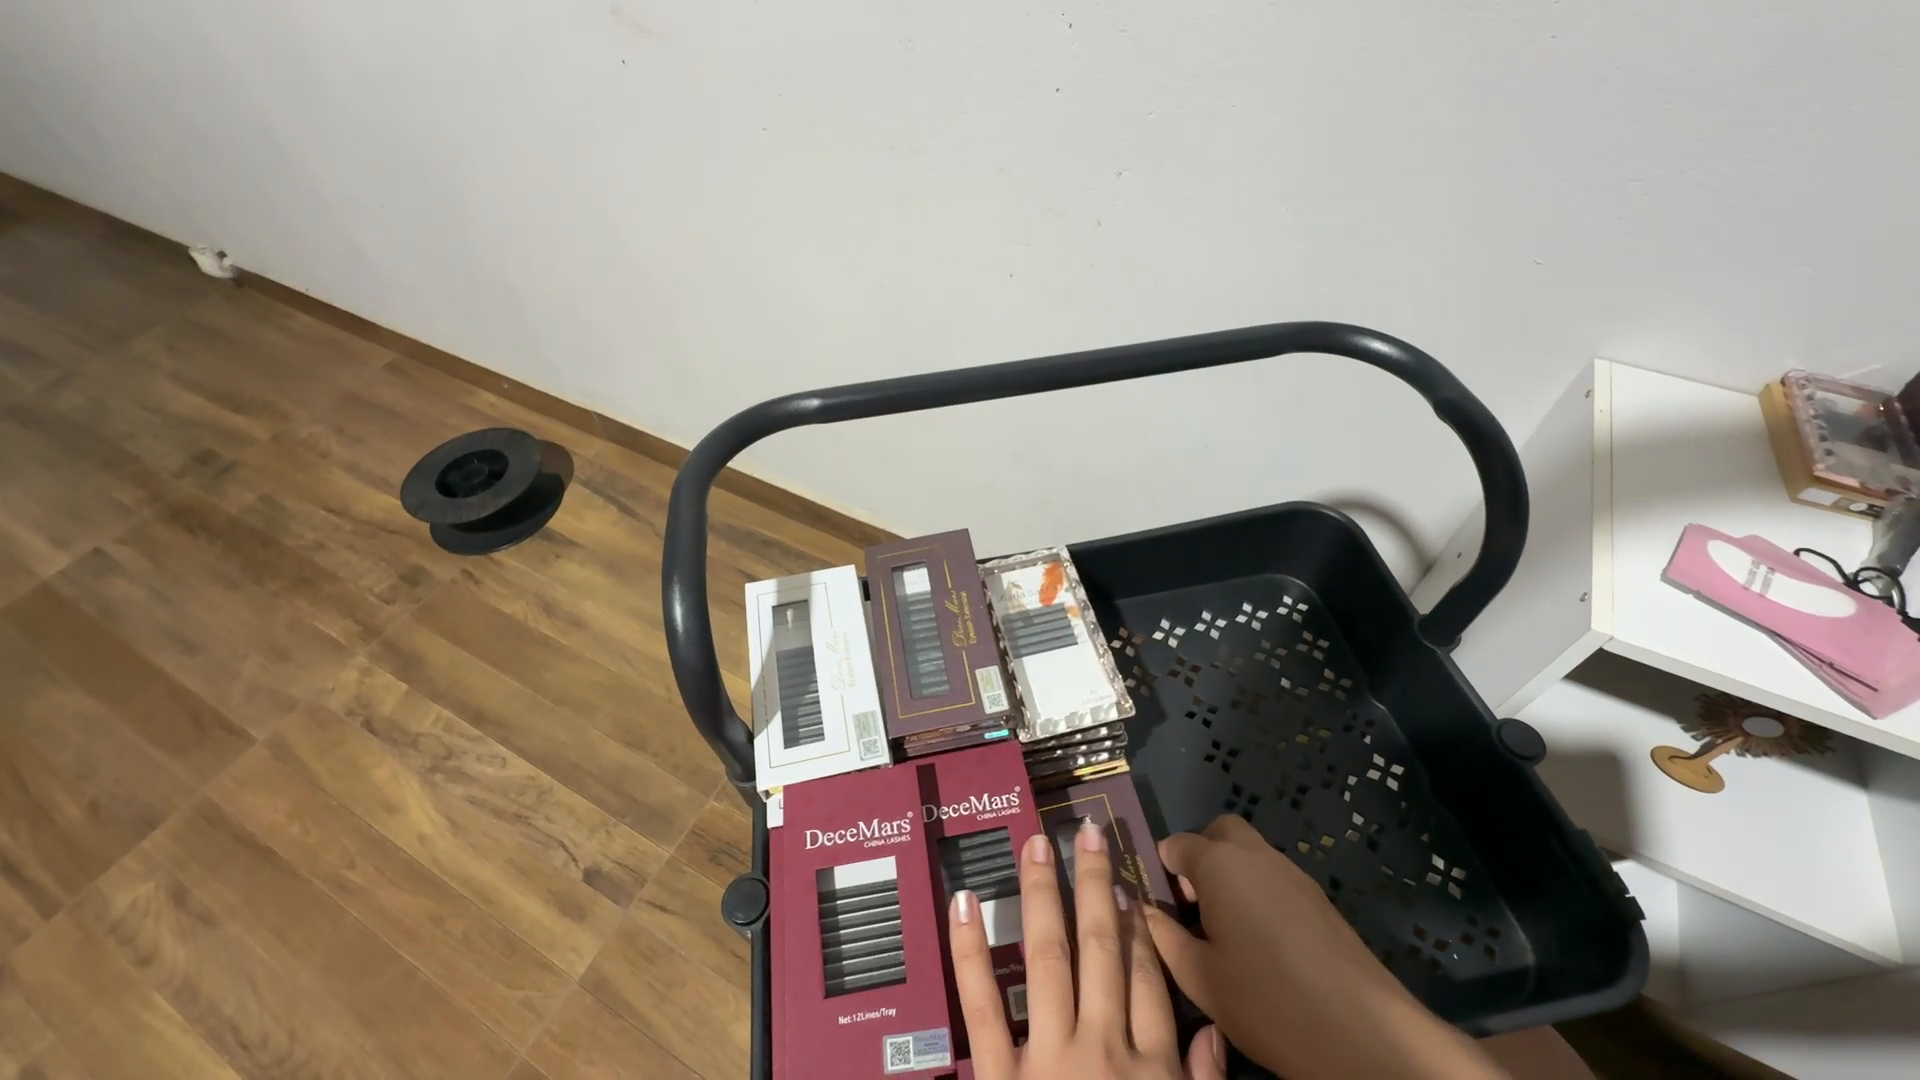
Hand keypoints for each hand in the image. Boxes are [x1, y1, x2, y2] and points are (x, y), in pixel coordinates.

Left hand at [948, 821, 1224, 1079]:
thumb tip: (1213, 1033)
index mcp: (1150, 1067)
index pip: (1147, 978)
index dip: (1138, 926)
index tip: (1128, 886)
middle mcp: (1101, 1048)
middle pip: (1102, 950)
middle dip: (1095, 886)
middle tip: (1086, 832)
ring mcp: (1048, 1057)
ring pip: (1048, 958)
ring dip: (1042, 896)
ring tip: (1035, 844)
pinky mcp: (999, 1079)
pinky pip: (983, 1006)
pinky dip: (972, 952)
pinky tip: (965, 904)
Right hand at [1144, 815, 1505, 1079]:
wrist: (1364, 1032)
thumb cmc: (1268, 1001)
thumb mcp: (1200, 978)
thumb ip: (1164, 937)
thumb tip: (1145, 911)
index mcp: (1220, 865)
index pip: (1176, 844)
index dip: (1161, 869)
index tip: (1159, 906)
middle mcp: (1257, 856)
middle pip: (1219, 832)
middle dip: (1200, 857)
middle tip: (1193, 906)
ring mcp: (1294, 874)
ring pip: (1250, 855)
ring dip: (1231, 876)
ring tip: (1226, 933)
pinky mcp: (1320, 899)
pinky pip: (1275, 879)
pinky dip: (1258, 895)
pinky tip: (1262, 946)